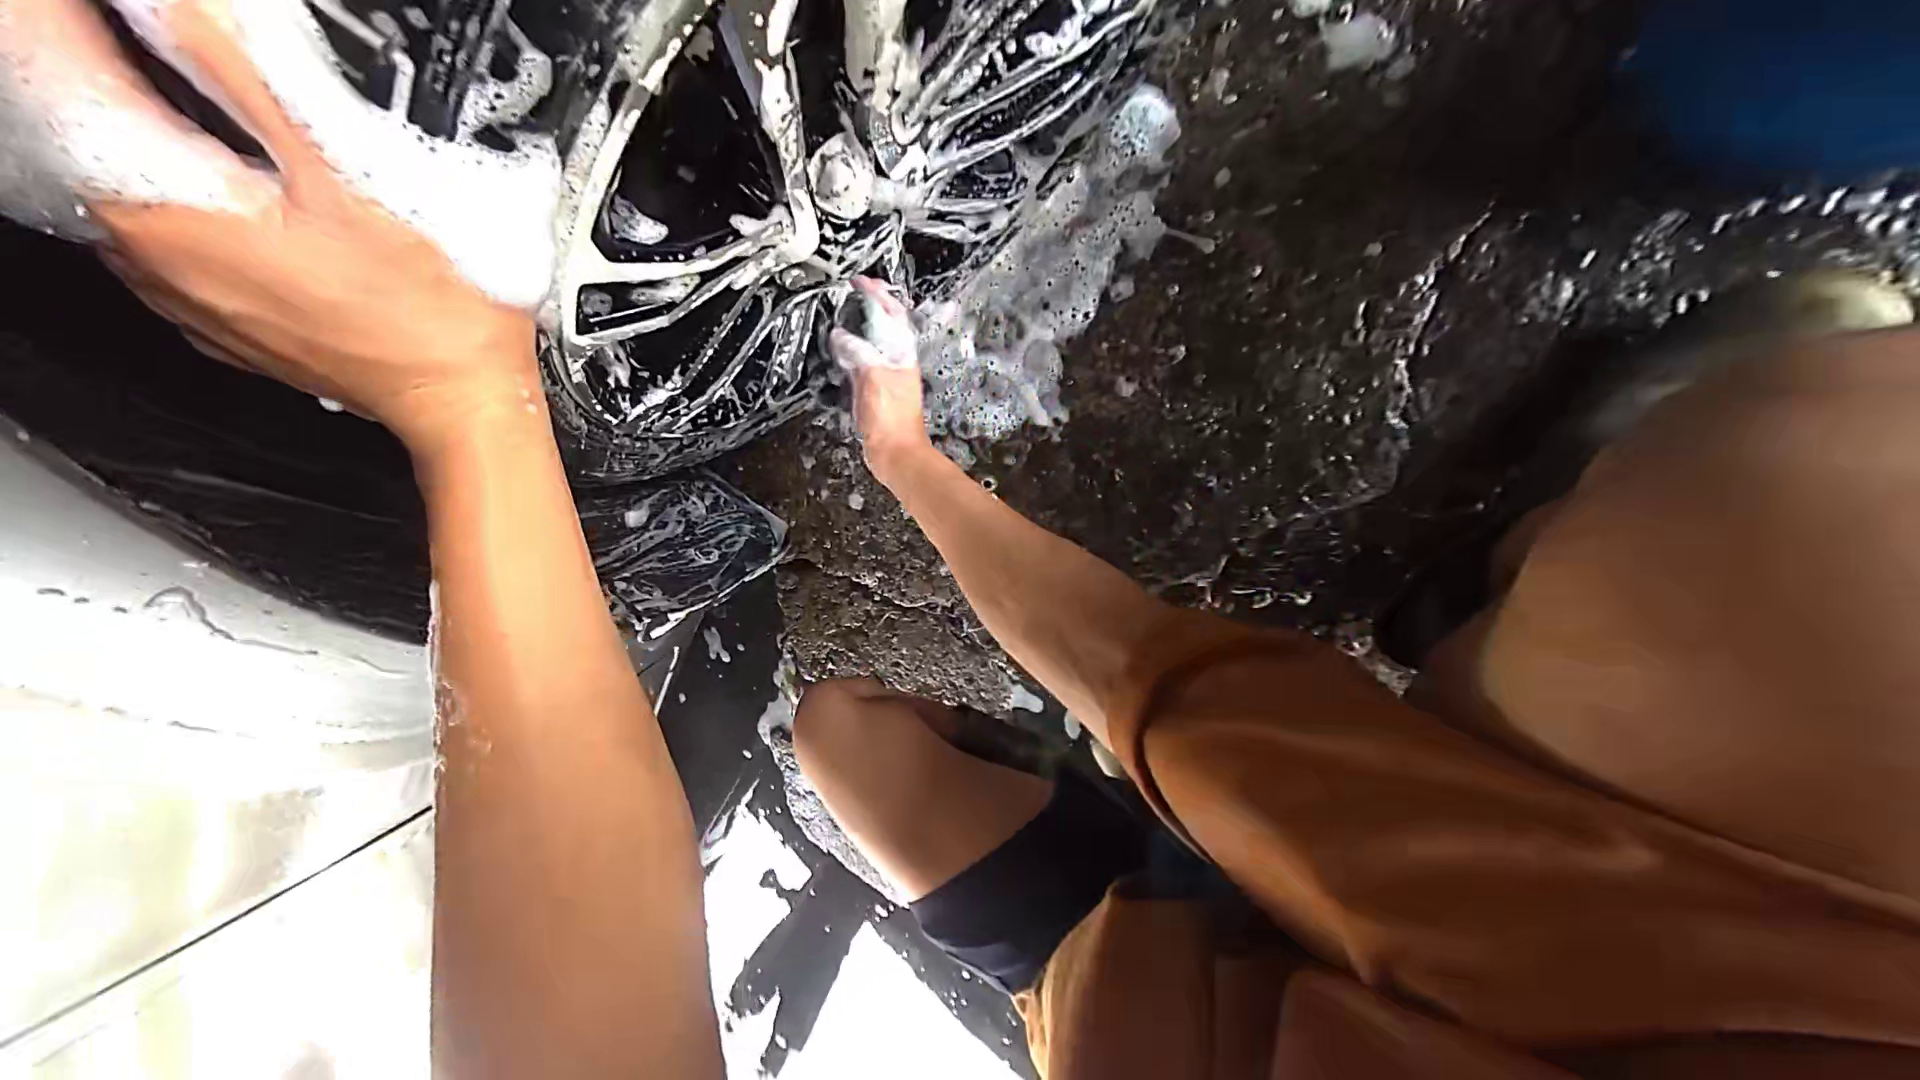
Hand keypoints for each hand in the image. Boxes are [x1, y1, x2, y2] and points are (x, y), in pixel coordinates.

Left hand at [71, 0, 539, 456]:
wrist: (469, 400)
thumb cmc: (434, 317)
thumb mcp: (355, 181)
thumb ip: (249, 78)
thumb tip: (178, 8)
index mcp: (164, 205)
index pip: (57, 59)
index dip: (85, 14)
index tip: (148, 11)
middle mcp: (153, 256)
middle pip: (97, 125)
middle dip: (136, 77)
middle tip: (198, 56)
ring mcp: (194, 301)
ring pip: (142, 190)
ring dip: (175, 148)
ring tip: (245, 140)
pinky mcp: (239, 330)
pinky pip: (188, 253)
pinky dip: (208, 216)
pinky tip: (264, 215)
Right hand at [829, 276, 933, 479]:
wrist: (896, 455)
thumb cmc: (890, 421)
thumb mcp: (871, 377)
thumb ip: (857, 351)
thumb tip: (842, 336)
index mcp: (902, 355)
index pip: (892, 315)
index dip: (878, 295)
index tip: (862, 282)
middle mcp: (898, 364)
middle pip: (887, 327)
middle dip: (873, 306)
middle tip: (857, 292)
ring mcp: (889, 378)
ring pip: (877, 344)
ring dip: (864, 327)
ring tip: (850, 315)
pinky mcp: (879, 393)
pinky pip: (868, 363)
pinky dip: (857, 351)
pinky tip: (847, 352)